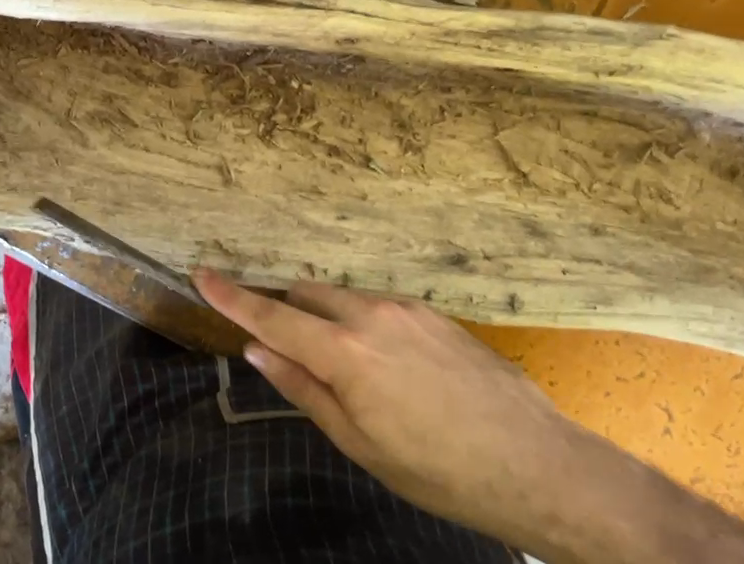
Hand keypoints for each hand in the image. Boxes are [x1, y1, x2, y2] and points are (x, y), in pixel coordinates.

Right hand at [196, 271, 636, 555]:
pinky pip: (378, 305)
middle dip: (285, 310)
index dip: (231, 296)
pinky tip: (390, 366)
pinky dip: (361, 321)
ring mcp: (407, 309)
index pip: (270, 315)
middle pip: (304, 293)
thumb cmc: (440, 471)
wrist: (543, 467)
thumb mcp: (359, 443)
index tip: (200, 272)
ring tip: (348, 368)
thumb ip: (301, 388)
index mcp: (344, 353)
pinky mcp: (435, 314)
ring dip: (325, 316)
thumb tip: (255, 350)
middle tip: (288, 349)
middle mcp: (370, 315)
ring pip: (342, 296)